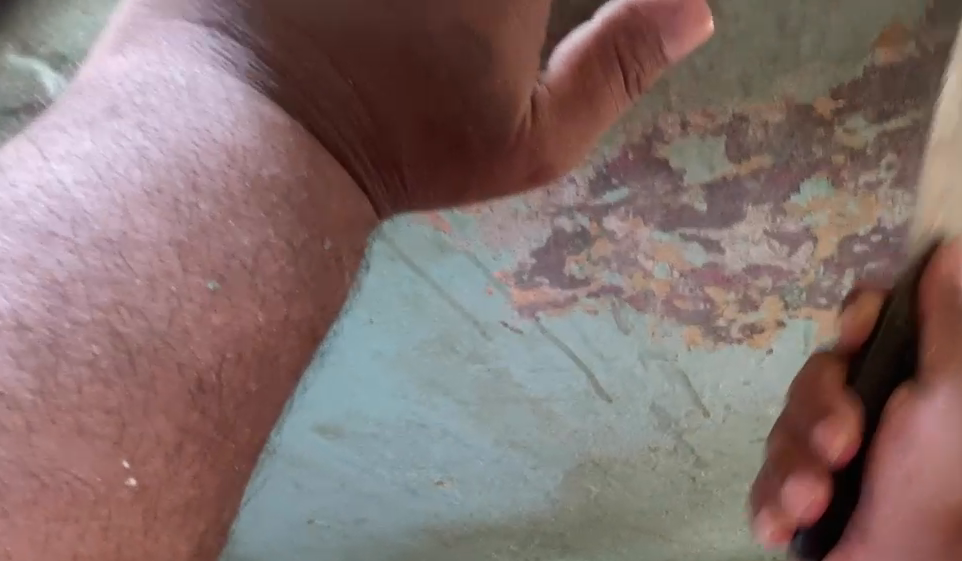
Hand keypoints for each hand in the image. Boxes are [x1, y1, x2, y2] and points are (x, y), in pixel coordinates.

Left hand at [102, 0, 714, 215]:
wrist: (263, 124)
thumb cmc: (416, 146)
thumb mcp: (542, 139)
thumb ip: (621, 65)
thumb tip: (698, 9)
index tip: (606, 13)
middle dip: (528, 3)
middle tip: (516, 32)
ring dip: (487, 5)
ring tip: (463, 36)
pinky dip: (423, 5)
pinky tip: (411, 24)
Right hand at [749, 243, 961, 560]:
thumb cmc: (946, 488)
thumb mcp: (961, 390)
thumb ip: (950, 318)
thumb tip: (957, 247)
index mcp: (920, 389)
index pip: (871, 327)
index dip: (855, 322)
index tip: (857, 333)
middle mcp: (877, 422)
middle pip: (817, 375)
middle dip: (822, 409)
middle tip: (846, 446)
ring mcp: (834, 469)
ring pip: (783, 430)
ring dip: (798, 466)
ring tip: (818, 502)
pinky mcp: (799, 511)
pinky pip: (764, 484)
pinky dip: (775, 505)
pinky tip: (790, 528)